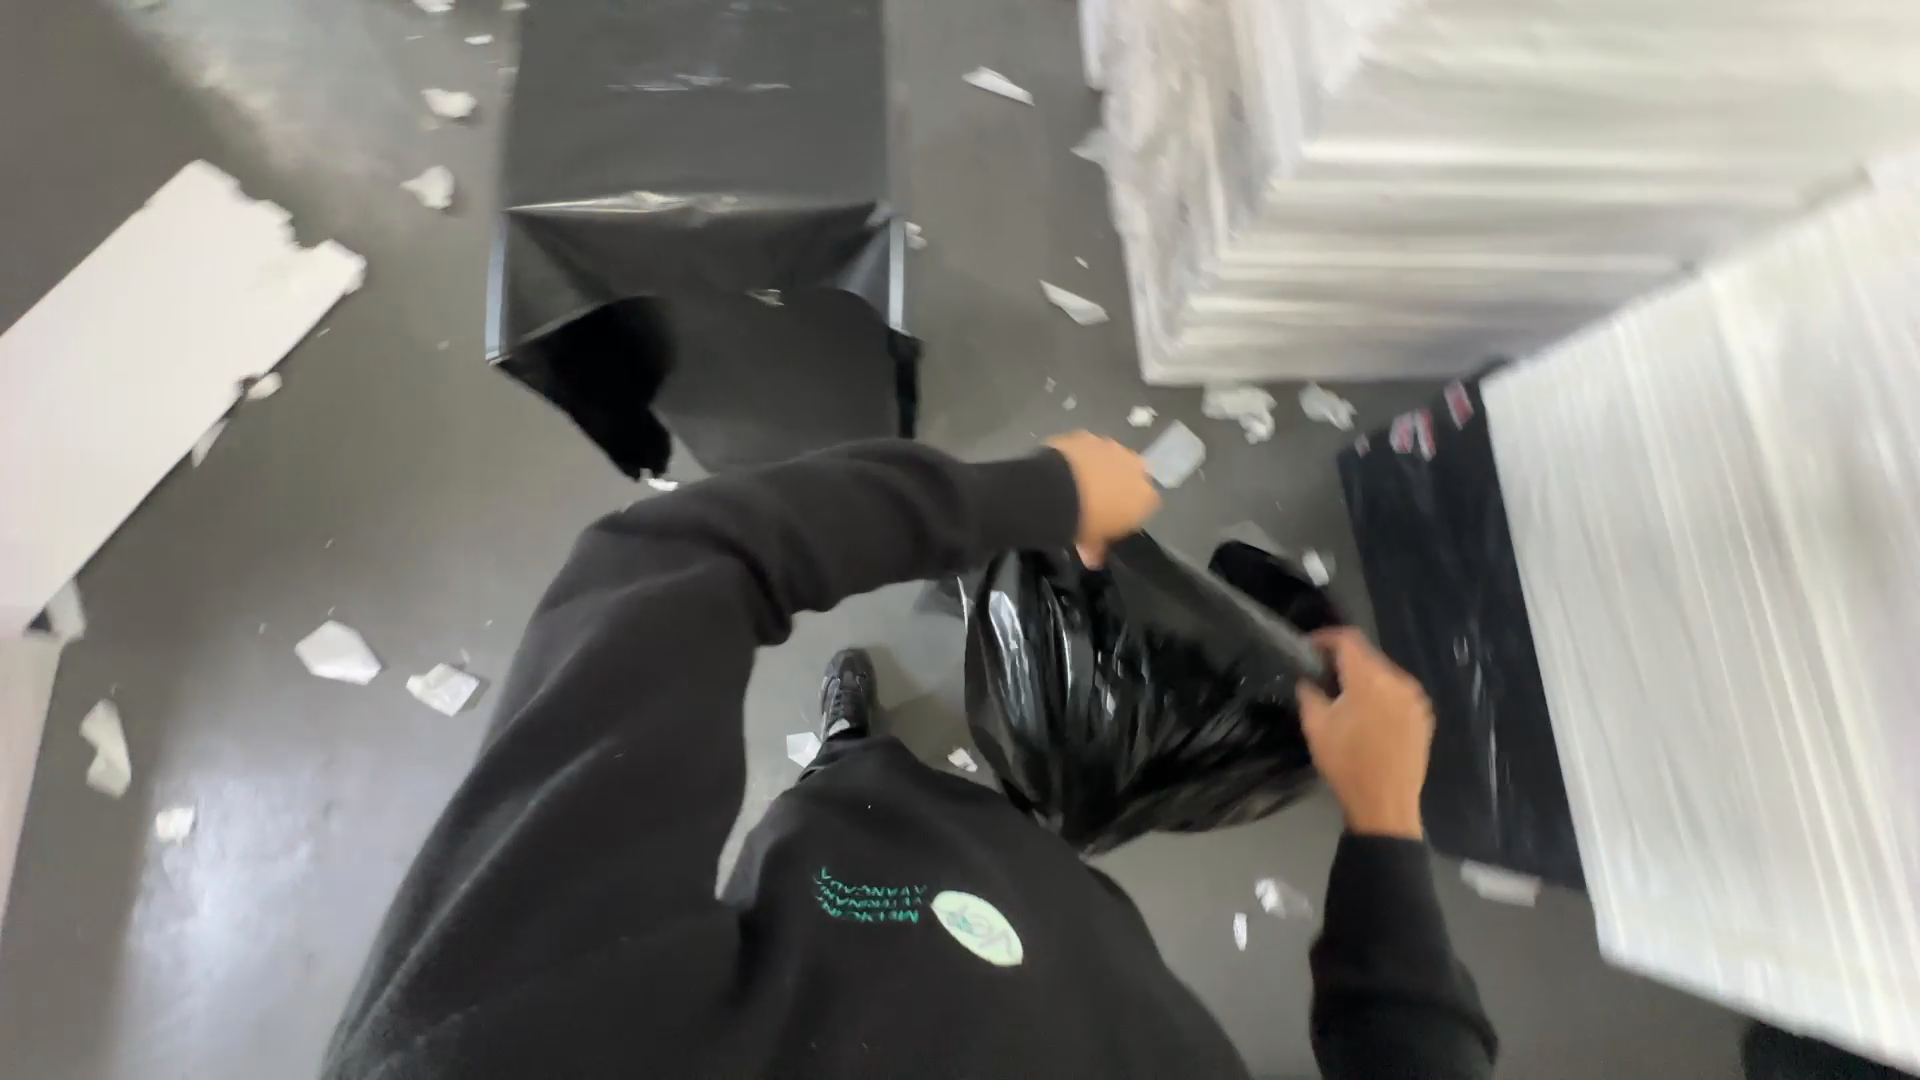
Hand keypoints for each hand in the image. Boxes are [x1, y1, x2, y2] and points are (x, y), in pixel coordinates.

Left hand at [1045, 431, 1160, 566]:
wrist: (1054, 491)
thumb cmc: (1083, 522)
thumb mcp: (1092, 542)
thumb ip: (1097, 549)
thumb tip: (1093, 560)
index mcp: (1146, 498)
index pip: (1146, 506)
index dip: (1129, 512)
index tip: (1112, 521)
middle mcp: (1136, 468)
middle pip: (1132, 476)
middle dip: (1118, 485)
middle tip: (1095, 500)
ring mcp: (1112, 447)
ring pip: (1111, 458)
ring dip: (1099, 468)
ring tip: (1076, 483)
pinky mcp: (1087, 435)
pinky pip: (1087, 447)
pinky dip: (1079, 456)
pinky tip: (1063, 468)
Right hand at [1296, 628, 1433, 839]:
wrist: (1385, 803)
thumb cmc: (1345, 762)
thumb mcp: (1314, 724)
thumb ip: (1309, 691)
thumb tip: (1308, 676)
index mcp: (1369, 680)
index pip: (1348, 640)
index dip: (1325, 637)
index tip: (1308, 646)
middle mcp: (1397, 682)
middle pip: (1367, 655)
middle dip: (1342, 659)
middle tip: (1320, 672)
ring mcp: (1414, 700)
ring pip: (1383, 673)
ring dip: (1361, 676)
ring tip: (1342, 694)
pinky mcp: (1423, 716)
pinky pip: (1397, 691)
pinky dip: (1379, 692)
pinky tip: (1366, 712)